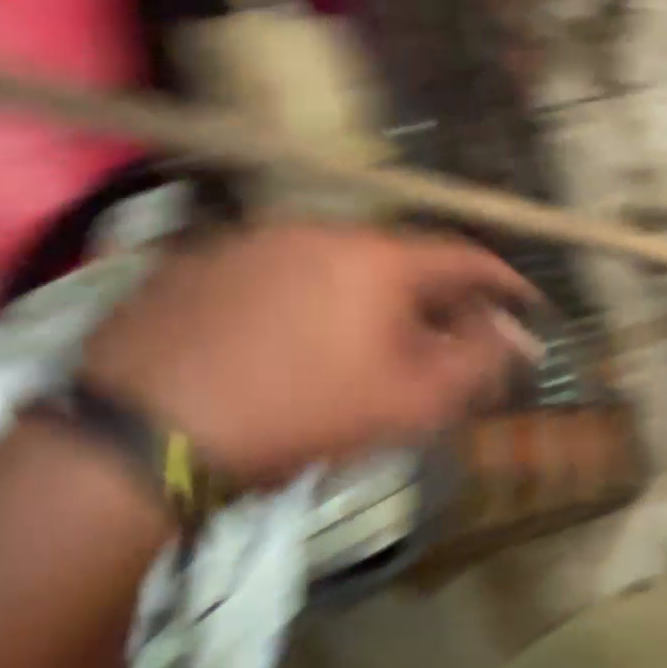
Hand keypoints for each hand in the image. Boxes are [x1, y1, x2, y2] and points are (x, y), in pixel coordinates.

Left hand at [82, 224, 536, 483]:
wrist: (143, 437)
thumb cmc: (304, 414)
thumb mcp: (416, 400)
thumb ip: (483, 361)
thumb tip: (519, 335)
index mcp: (377, 258)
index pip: (465, 256)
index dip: (503, 281)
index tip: (523, 304)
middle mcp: (316, 230)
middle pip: (401, 258)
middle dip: (435, 296)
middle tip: (446, 339)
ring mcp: (248, 241)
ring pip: (337, 263)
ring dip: (371, 297)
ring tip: (370, 344)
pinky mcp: (193, 264)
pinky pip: (280, 273)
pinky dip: (310, 299)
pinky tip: (298, 343)